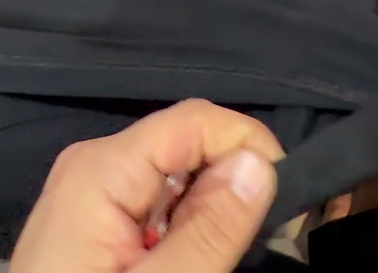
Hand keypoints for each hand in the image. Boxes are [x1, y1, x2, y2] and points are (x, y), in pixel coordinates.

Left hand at [10, 99, 282, 272]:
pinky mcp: (94, 215)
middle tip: (263, 239)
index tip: (286, 198)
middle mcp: (95, 161)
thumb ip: (209, 230)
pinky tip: (189, 259)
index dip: (247, 143)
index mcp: (101, 168)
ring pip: (175, 171)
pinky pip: (154, 198)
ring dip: (211, 206)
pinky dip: (185, 222)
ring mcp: (91, 188)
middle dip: (231, 179)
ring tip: (222, 257)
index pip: (193, 119)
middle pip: (186, 142)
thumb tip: (262, 163)